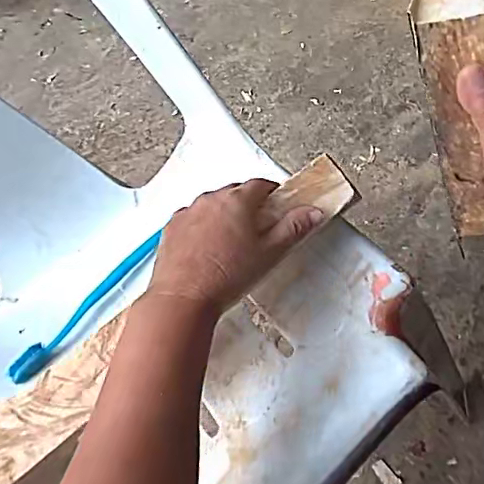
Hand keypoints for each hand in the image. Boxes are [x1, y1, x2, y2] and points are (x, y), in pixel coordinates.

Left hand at [147, 180, 324, 313]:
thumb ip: (295, 227)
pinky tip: (210, 248)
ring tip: (233, 242)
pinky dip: (203, 226)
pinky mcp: (172, 228)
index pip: (261, 184)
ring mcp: (188, 213)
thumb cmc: (226, 276)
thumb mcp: (272, 252)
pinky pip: (193, 218)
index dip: (273, 193)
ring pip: (213, 204)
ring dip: (225, 215)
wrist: (184, 299)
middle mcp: (210, 200)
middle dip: (249, 204)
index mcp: (237, 200)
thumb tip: (312, 212)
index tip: (278, 205)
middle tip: (259, 227)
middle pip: (236, 192)